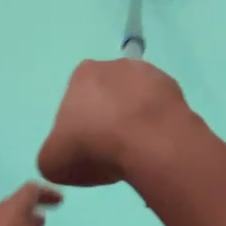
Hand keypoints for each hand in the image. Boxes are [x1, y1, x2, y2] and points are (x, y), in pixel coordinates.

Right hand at [37, 58, 195, 187]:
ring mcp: (148, 73)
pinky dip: (157, 125)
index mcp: (83, 75)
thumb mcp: (52, 160)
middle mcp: (115, 65)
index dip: (80, 126)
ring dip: (135, 120)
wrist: (149, 142)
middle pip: (108, 95)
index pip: (76, 99)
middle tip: (111, 152)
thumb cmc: (94, 146)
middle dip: (109, 119)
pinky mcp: (174, 89)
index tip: (87, 148)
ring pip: (136, 99)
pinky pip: (160, 109)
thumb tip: (65, 153)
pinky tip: (155, 147)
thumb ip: (53, 152)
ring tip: (136, 152)